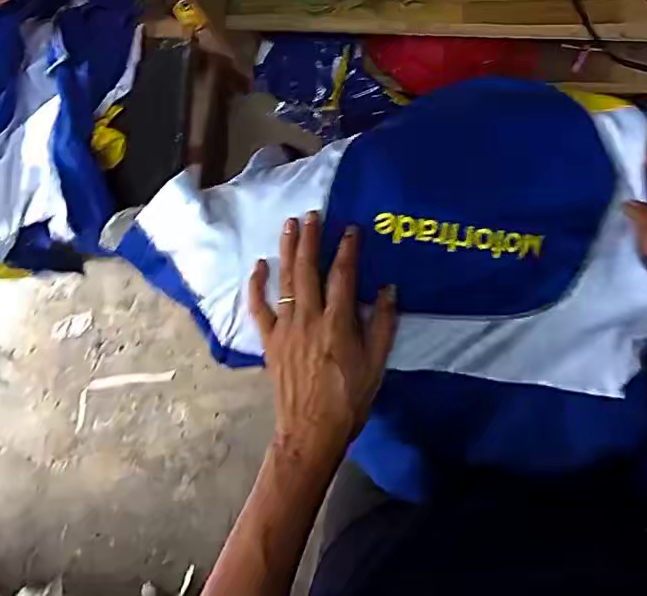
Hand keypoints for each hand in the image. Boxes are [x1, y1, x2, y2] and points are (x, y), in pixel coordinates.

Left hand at [248, 212, 398, 463]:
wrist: (310, 433)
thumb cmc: (349, 397)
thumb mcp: (377, 361)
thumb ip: (384, 322)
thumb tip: (388, 287)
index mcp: (338, 322)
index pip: (343, 274)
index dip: (347, 248)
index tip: (351, 228)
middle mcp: (309, 318)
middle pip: (308, 269)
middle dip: (311, 238)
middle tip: (312, 214)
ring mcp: (286, 329)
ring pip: (285, 281)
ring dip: (288, 250)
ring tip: (290, 225)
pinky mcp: (270, 342)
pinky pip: (260, 309)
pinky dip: (257, 286)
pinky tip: (259, 266)